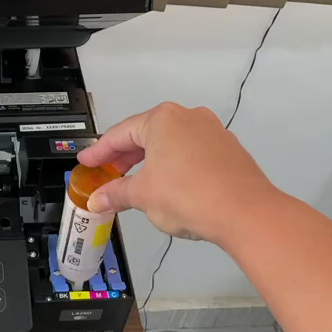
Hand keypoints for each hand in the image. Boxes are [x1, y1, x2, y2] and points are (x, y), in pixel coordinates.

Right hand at [75, 102, 279, 243]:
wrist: (245, 213)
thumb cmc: (189, 195)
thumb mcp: (142, 195)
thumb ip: (116, 193)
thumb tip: (98, 200)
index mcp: (162, 119)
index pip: (120, 134)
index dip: (99, 152)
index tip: (86, 163)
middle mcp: (189, 118)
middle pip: (146, 135)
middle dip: (124, 157)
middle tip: (106, 174)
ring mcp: (212, 132)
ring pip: (170, 144)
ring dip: (149, 163)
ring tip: (135, 184)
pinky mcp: (228, 151)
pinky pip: (191, 154)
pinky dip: (173, 167)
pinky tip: (167, 187)